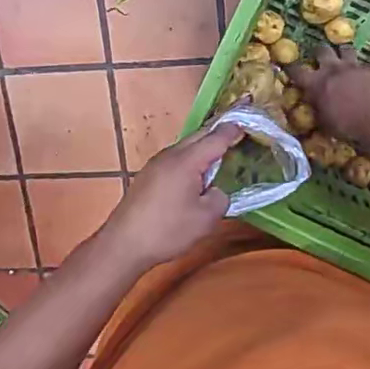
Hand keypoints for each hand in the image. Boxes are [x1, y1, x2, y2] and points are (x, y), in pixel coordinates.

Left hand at [90, 120, 243, 270]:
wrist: (124, 244)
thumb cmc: (167, 230)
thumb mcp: (206, 218)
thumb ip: (219, 198)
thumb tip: (216, 191)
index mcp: (187, 161)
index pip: (215, 138)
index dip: (232, 131)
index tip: (245, 124)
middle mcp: (170, 156)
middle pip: (198, 137)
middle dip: (217, 135)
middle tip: (235, 136)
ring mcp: (155, 165)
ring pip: (185, 149)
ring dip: (202, 150)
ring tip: (218, 158)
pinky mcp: (147, 177)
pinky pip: (174, 161)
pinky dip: (189, 162)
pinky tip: (194, 178)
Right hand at [292, 46, 369, 147]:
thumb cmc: (349, 127)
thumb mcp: (326, 122)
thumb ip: (318, 108)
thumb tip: (315, 103)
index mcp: (316, 83)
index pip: (297, 71)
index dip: (291, 68)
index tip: (289, 66)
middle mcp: (333, 69)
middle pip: (322, 51)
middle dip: (319, 52)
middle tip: (319, 57)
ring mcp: (354, 66)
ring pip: (345, 49)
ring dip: (342, 53)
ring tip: (343, 59)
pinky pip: (362, 63)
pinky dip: (360, 68)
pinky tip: (363, 75)